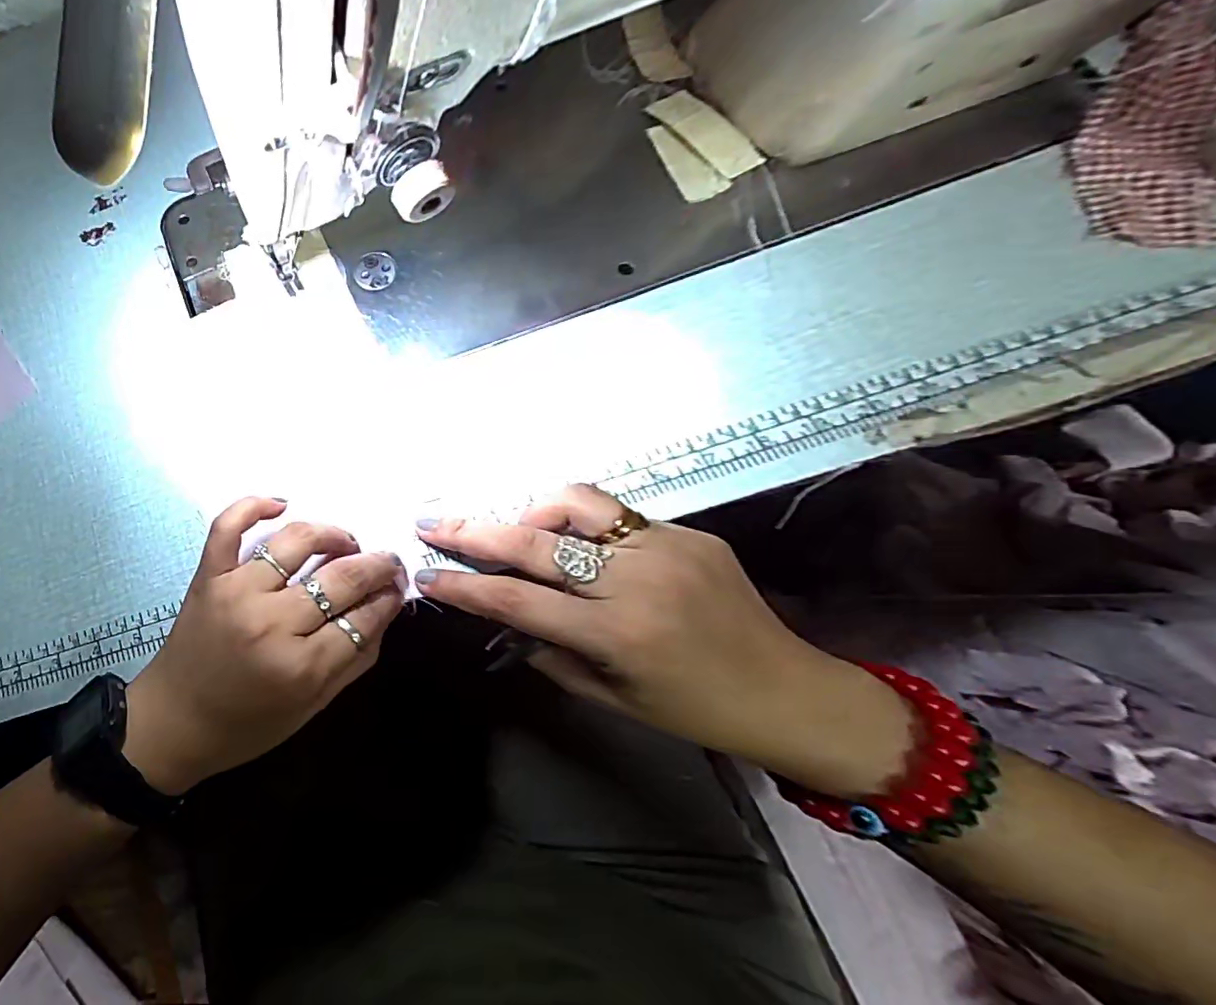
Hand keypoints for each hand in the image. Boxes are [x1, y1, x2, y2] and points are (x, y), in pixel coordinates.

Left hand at [121, 497, 405, 794]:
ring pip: (296, 542)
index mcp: (301, 667)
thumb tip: (387, 612)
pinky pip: (228, 526)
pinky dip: (253, 506)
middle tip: (387, 562)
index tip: (397, 587)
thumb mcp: (312, 706)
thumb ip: (355, 660)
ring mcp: (237, 592)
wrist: (173, 722)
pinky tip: (280, 504)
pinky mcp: (208, 576)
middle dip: (377, 566)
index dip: (389, 598)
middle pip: (341, 578)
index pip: (364, 617)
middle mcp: (271, 623)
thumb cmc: (247, 724)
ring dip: (332, 534)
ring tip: (345, 541)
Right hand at [414, 484, 915, 798]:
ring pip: (575, 504)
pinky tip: (575, 543)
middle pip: (535, 543)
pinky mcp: (687, 532)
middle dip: (474, 532)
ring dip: (530, 513)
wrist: (789, 691)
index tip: (426, 574)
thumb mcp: (612, 698)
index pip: (518, 601)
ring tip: (512, 529)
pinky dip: (579, 524)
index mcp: (617, 635)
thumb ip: (551, 654)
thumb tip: (507, 618)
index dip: (464, 587)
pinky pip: (615, 515)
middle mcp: (637, 581)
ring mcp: (666, 547)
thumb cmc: (694, 710)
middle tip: (434, 522)